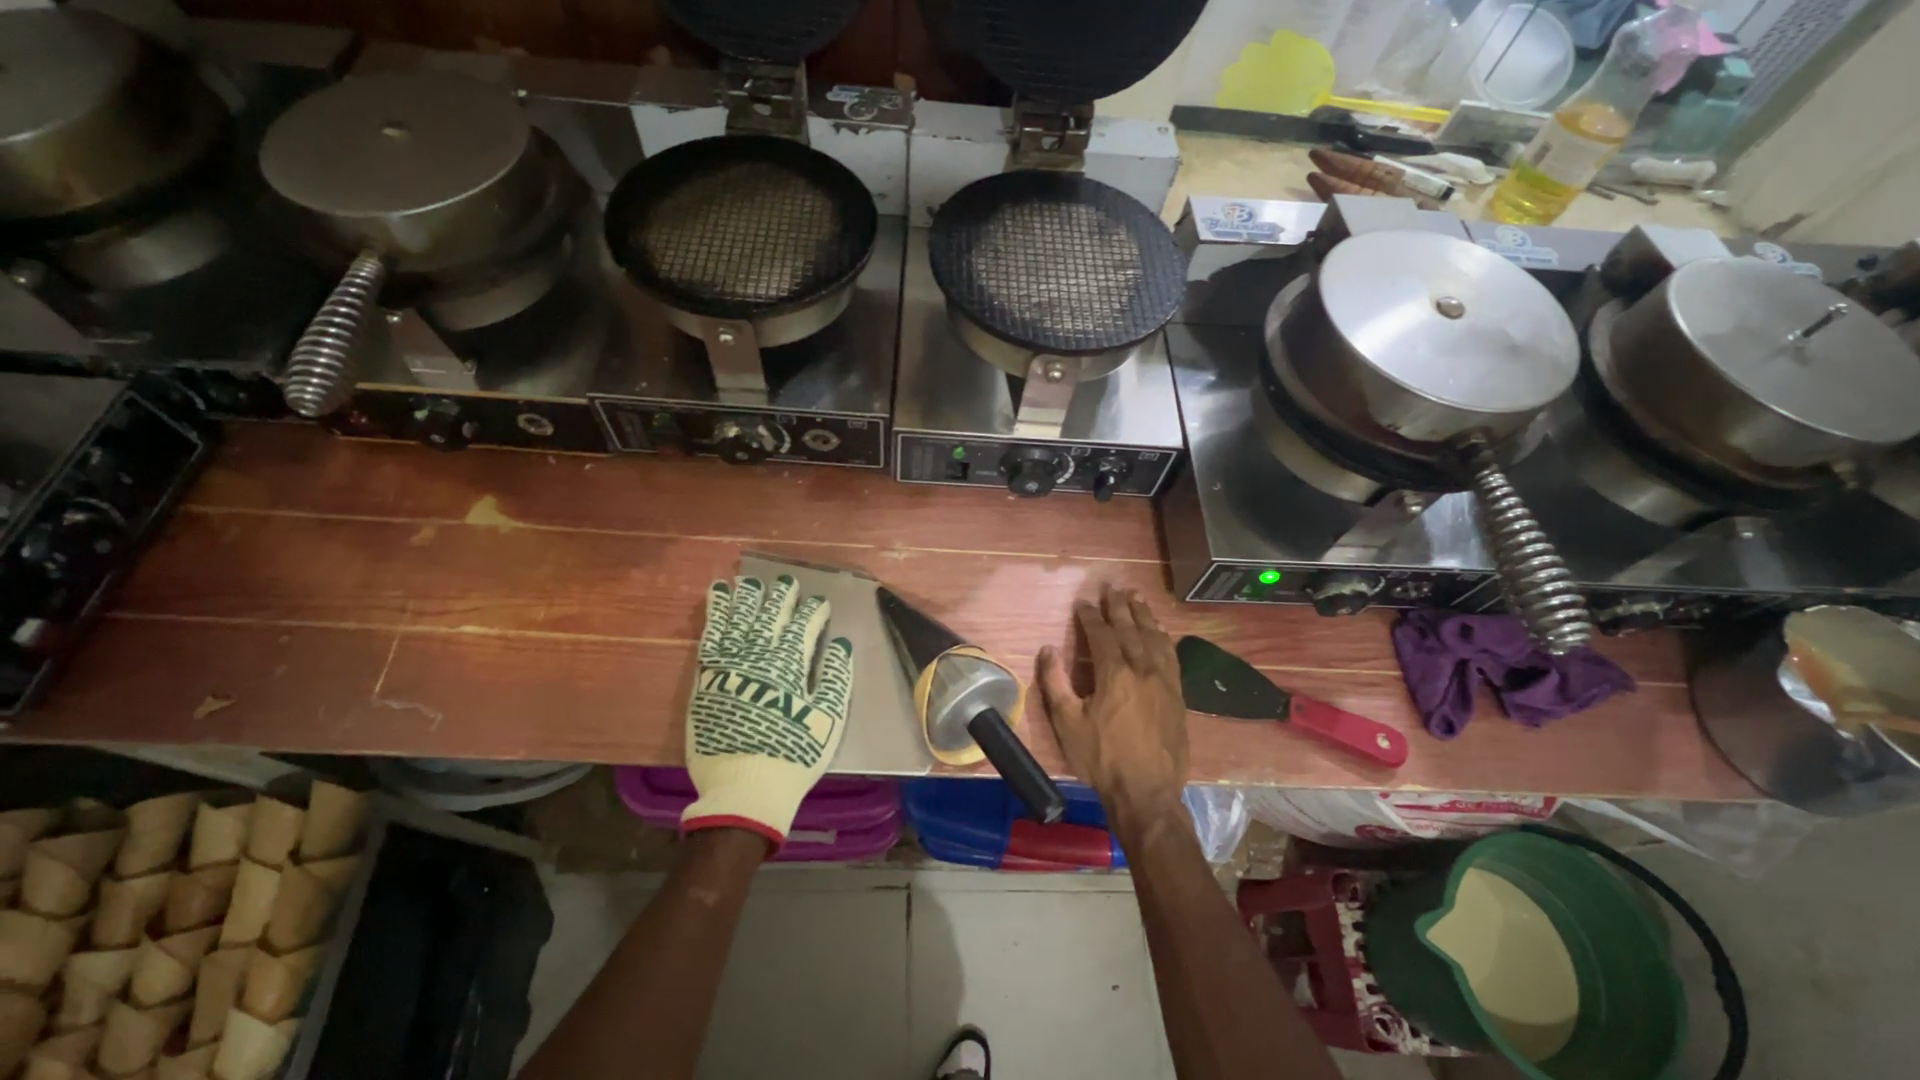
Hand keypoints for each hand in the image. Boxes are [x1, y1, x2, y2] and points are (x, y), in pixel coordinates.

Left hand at [682, 575, 853, 846]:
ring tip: (748, 582)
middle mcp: (759, 658)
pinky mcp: (706, 678)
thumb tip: (840, 645)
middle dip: (780, 596)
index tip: (820, 602)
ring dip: (745, 599)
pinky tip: (717, 600)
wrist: (745, 787)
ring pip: (738, 620)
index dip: (813, 612)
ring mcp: (729, 666)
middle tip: (785, 581)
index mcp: (791, 667)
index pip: (804, 627)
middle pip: (770, 617)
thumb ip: (834, 679)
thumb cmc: (793, 756)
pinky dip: (715, 615)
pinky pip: (710, 638)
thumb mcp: (828, 721)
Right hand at [1033, 585, 1188, 826]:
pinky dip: (1163, 638)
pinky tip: (1160, 632)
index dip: (1091, 616)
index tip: (1083, 602)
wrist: (1147, 792)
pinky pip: (1171, 656)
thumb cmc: (1102, 759)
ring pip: (1155, 638)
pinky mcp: (1178, 695)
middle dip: (1119, 607)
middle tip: (1112, 587)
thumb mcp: (1067, 724)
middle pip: (1131, 629)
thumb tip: (1047, 650)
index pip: (1102, 635)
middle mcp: (1143, 669)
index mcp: (1114, 674)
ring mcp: (1164, 681)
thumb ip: (1055, 684)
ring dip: (1144, 615)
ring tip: (1136, 598)